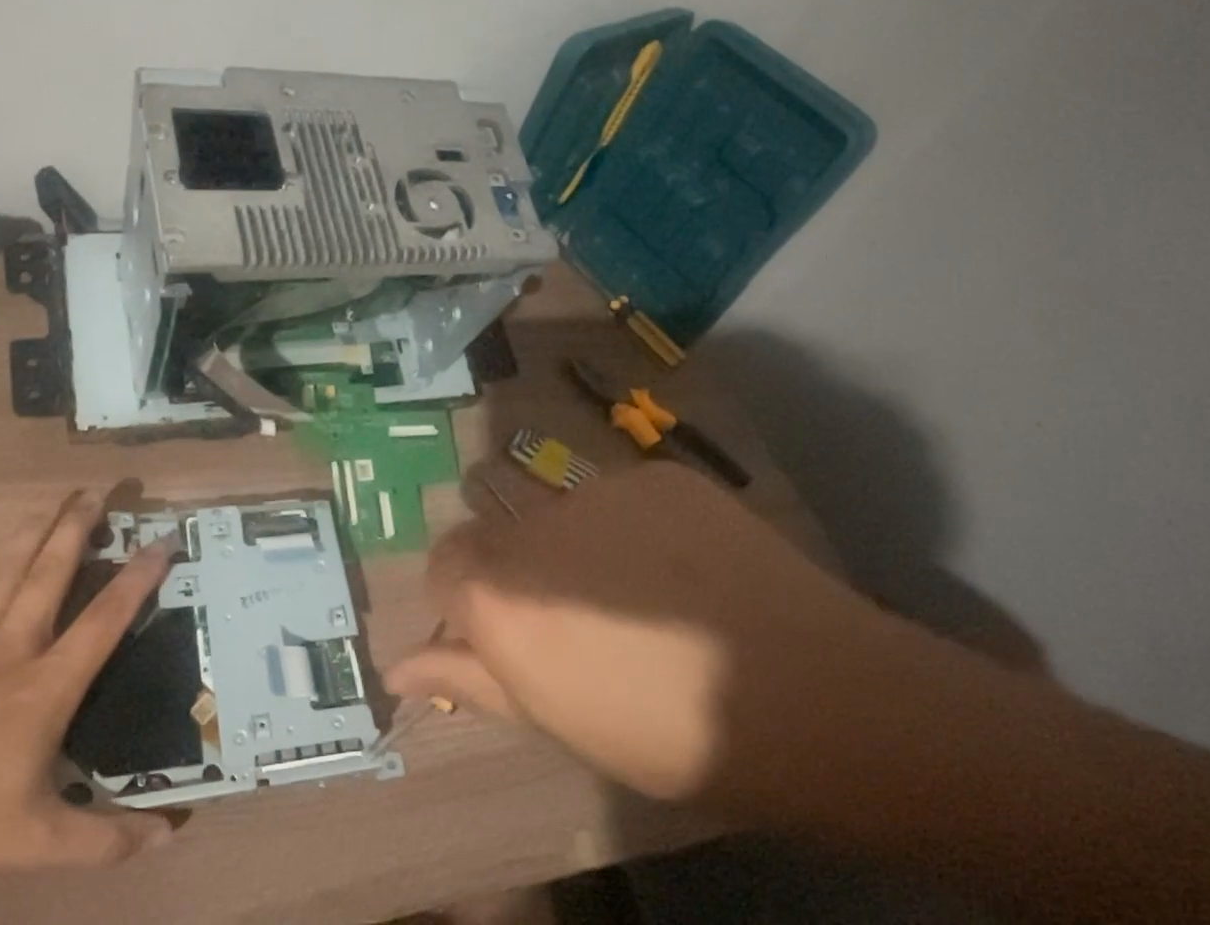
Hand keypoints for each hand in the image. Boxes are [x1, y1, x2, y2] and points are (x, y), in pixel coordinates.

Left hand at [0, 489, 172, 922]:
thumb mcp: (34, 844)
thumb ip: (107, 839)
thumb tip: (172, 835)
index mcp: (41, 689)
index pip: (103, 620)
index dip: (138, 577)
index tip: (162, 539)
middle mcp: (5, 650)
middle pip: (47, 571)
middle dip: (76, 527)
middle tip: (98, 491)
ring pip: (2, 570)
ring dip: (31, 530)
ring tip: (50, 502)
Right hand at [385, 463, 908, 809]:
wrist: (814, 695)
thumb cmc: (668, 735)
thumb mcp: (556, 723)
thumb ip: (470, 679)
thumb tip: (395, 667)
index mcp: (497, 594)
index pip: (443, 564)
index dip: (468, 601)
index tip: (507, 636)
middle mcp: (534, 527)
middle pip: (499, 533)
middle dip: (521, 571)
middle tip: (581, 623)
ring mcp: (600, 491)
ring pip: (561, 513)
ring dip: (576, 547)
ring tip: (644, 598)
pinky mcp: (661, 475)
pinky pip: (621, 497)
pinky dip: (633, 528)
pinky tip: (685, 570)